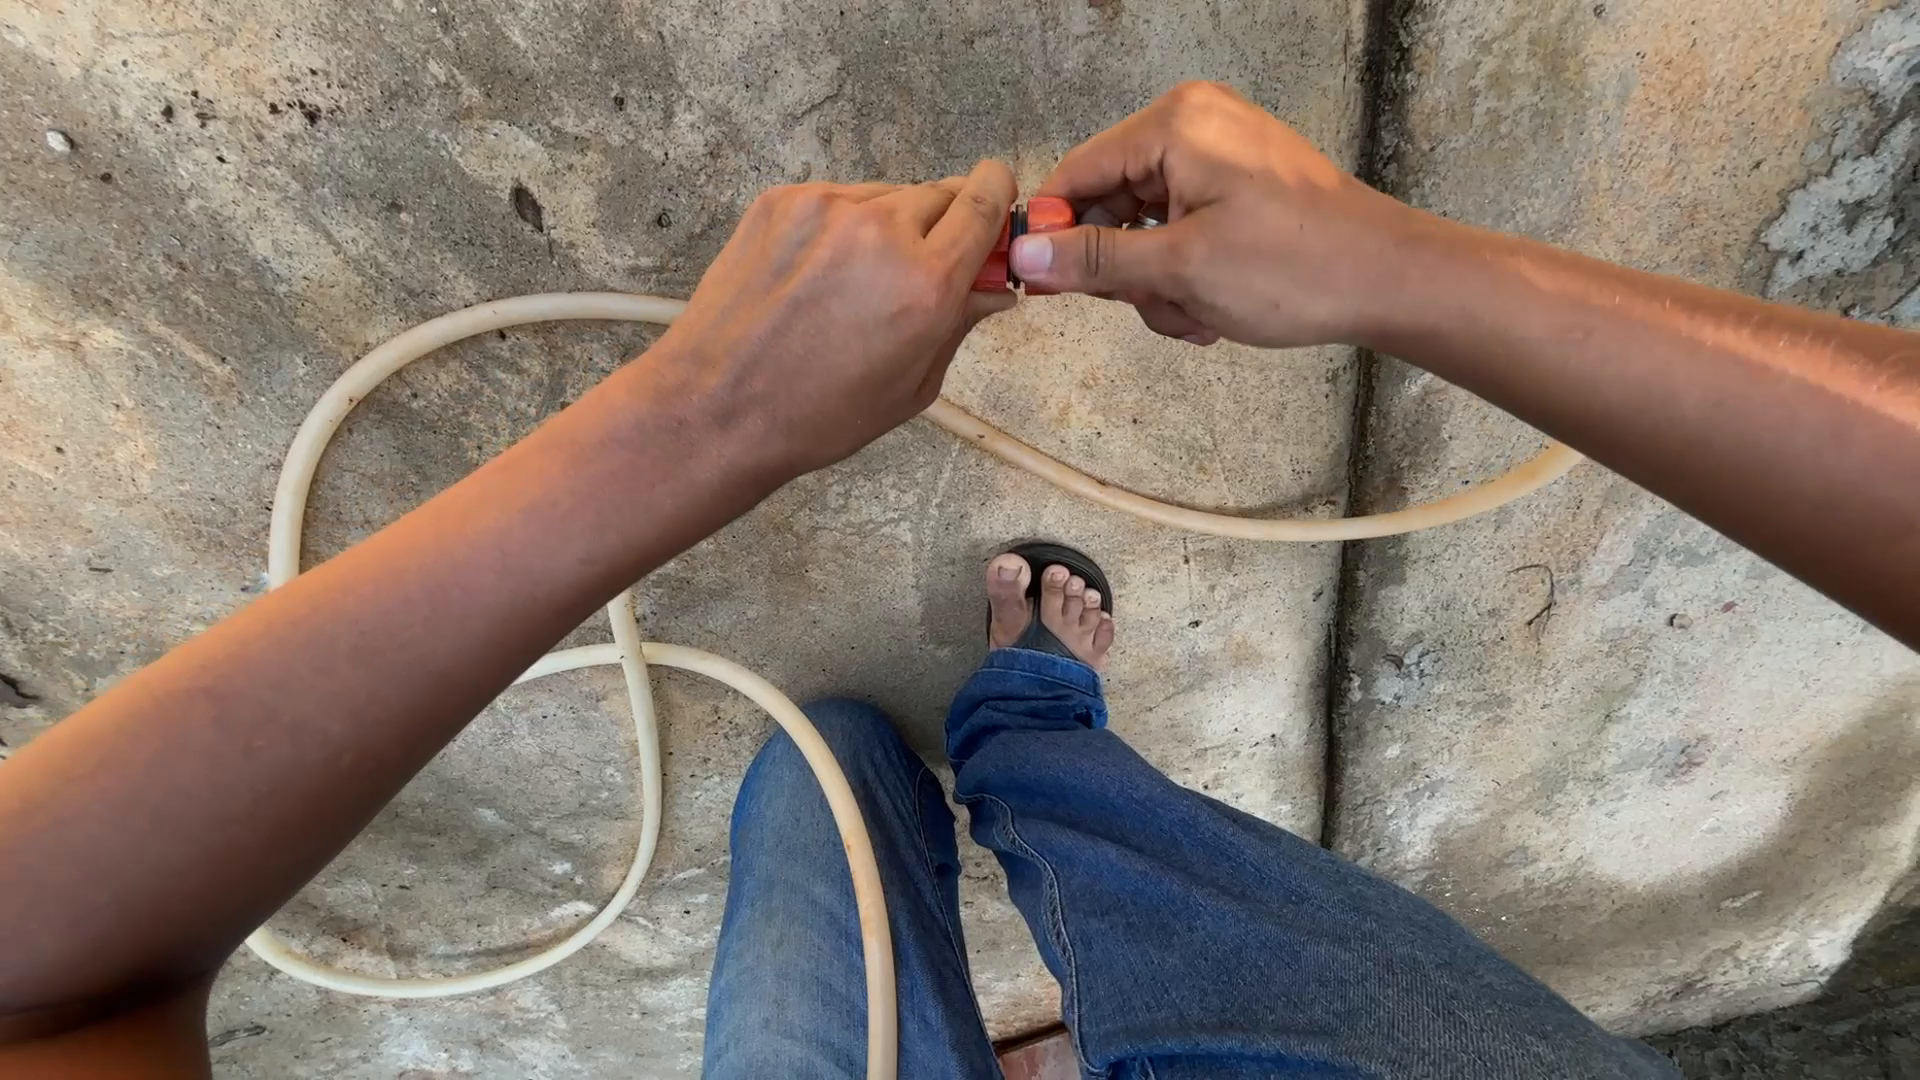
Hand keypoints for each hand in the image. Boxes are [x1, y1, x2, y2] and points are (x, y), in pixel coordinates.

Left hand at [648, 162, 1017, 472]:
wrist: (721, 407)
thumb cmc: (817, 415)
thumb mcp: (913, 388)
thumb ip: (960, 325)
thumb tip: (993, 290)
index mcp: (925, 284)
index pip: (985, 202)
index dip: (998, 199)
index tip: (996, 209)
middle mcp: (881, 231)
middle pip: (941, 192)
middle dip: (947, 225)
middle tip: (926, 269)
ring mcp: (826, 209)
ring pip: (888, 195)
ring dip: (894, 228)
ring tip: (862, 284)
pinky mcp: (782, 201)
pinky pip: (838, 200)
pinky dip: (845, 228)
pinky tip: (824, 276)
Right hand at [1011, 82, 1427, 348]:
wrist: (1387, 282)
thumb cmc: (1291, 268)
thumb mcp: (1179, 268)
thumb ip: (1093, 259)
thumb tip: (1023, 253)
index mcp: (1172, 125)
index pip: (1075, 176)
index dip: (1054, 234)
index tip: (1044, 288)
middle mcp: (1189, 130)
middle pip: (1106, 210)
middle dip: (1126, 273)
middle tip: (1162, 304)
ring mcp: (1212, 161)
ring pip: (1139, 236)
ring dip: (1157, 288)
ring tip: (1199, 313)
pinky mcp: (1230, 192)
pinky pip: (1174, 238)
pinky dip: (1182, 281)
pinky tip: (1212, 307)